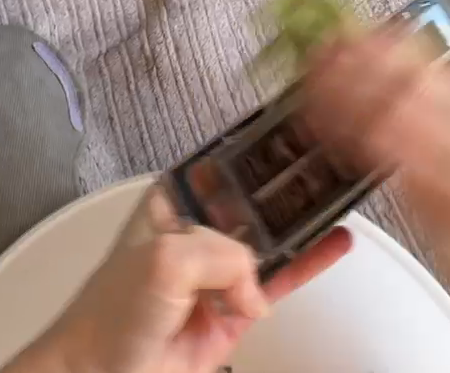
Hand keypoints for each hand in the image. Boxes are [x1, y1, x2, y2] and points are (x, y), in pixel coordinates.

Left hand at [6, 187, 350, 372]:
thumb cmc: (111, 314)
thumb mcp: (166, 261)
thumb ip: (221, 254)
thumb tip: (252, 284)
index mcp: (172, 202)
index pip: (220, 167)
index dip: (253, 153)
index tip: (289, 136)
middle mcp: (196, 231)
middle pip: (251, 202)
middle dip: (284, 188)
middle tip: (324, 166)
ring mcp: (215, 273)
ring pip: (270, 240)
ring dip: (302, 222)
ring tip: (338, 198)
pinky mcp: (232, 311)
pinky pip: (278, 280)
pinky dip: (307, 263)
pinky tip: (333, 243)